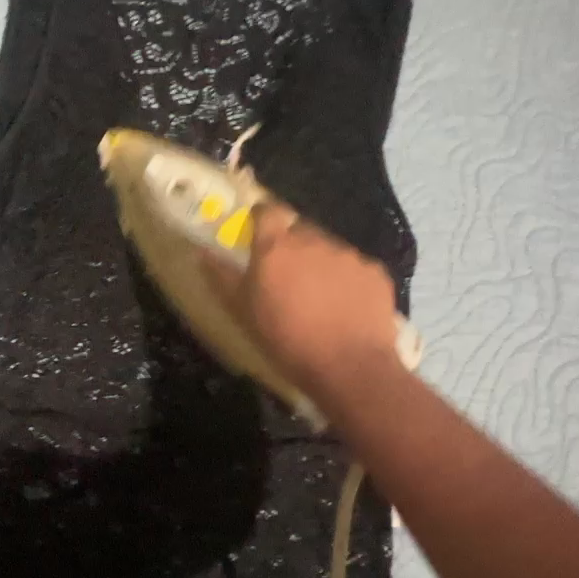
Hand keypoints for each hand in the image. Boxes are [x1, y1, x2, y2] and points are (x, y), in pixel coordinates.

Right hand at [204, 205, 404, 397]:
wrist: (349, 367)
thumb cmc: (285, 339)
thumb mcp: (242, 311)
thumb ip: (222, 277)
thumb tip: (202, 252)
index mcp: (276, 247)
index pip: (267, 210)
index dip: (261, 217)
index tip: (257, 231)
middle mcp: (313, 240)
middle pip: (299, 229)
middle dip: (291, 244)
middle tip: (285, 274)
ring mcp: (348, 255)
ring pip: (328, 248)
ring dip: (319, 262)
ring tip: (318, 296)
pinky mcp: (376, 272)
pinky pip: (355, 267)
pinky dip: (347, 280)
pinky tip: (345, 307)